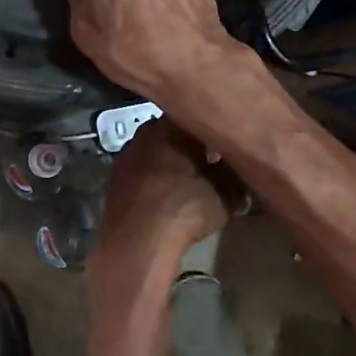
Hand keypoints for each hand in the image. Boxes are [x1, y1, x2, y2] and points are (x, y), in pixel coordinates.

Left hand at [95, 119, 239, 271]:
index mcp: (174, 125)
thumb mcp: (228, 194)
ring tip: (186, 182)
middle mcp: (147, 130)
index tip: (224, 147)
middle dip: (190, 145)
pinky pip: (141, 168)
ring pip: (155, 149)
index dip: (213, 132)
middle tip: (208, 164)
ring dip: (170, 160)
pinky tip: (163, 194)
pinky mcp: (115, 175)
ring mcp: (127, 152)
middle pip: (175, 132)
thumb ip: (237, 177)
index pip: (198, 117)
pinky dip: (153, 177)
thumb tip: (240, 172)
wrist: (138, 238)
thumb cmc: (187, 207)